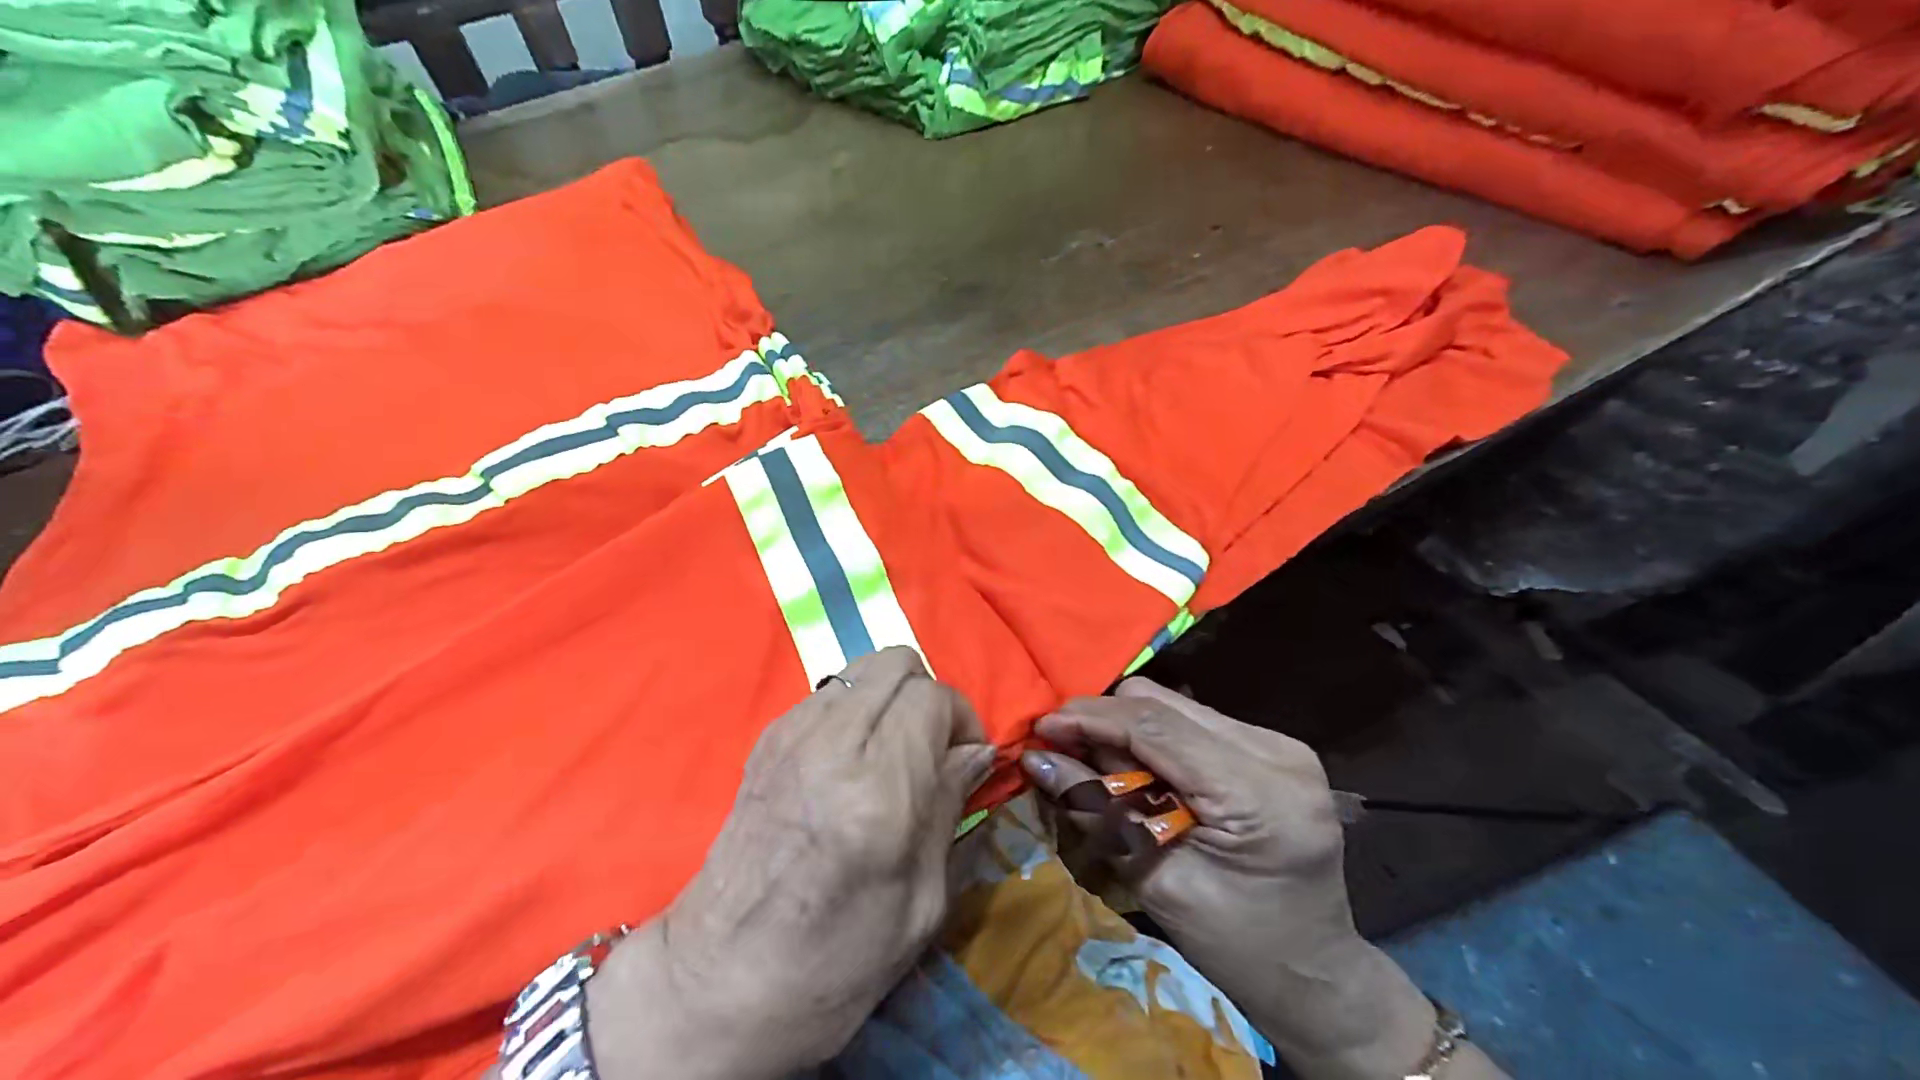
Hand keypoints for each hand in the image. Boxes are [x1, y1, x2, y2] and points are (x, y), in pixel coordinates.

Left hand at [587, 647, 995, 1079]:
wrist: (719, 984)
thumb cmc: (834, 963)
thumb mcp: (921, 902)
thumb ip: (949, 807)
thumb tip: (977, 752)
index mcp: (877, 791)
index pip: (934, 698)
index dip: (964, 721)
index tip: (968, 761)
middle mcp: (830, 745)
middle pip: (897, 663)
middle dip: (929, 697)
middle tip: (934, 749)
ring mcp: (789, 736)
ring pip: (862, 668)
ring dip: (891, 698)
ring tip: (895, 752)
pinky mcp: (766, 740)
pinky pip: (830, 692)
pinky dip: (856, 709)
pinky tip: (854, 760)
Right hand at [1021, 678, 1465, 1079]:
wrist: (1314, 971)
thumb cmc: (1238, 947)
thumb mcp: (1158, 883)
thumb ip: (1098, 811)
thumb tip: (1036, 759)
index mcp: (1258, 793)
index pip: (1155, 728)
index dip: (1090, 720)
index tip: (1040, 728)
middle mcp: (1276, 750)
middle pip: (1163, 701)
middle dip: (1105, 722)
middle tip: (1066, 754)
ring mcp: (1279, 743)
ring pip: (1174, 704)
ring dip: (1128, 729)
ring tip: (1103, 769)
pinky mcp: (1272, 746)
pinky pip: (1193, 720)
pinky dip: (1156, 739)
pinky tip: (1145, 775)